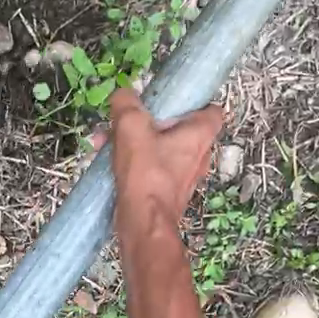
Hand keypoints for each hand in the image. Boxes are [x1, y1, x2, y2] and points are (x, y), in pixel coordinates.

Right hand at [102, 88, 225, 232]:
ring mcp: (185, 177)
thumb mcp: (131, 127)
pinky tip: (109, 162)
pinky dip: (136, 163)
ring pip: (162, 149)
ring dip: (136, 142)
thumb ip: (126, 103)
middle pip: (179, 128)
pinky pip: (154, 168)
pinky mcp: (169, 192)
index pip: (212, 111)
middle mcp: (199, 156)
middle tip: (126, 122)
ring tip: (106, 143)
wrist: (144, 223)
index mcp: (200, 135)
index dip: (193, 102)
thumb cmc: (145, 173)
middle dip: (148, 122)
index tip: (169, 101)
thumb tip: (123, 94)